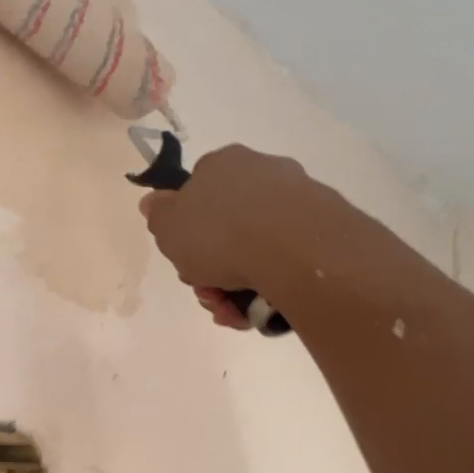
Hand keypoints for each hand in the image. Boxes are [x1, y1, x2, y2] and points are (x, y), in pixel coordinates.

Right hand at [137, 144, 341, 328]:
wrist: (294, 248)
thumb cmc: (218, 234)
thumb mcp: (167, 226)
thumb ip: (157, 213)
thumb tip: (155, 200)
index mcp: (222, 164)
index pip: (196, 189)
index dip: (185, 226)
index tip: (182, 253)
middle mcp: (260, 171)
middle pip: (222, 226)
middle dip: (208, 265)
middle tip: (203, 289)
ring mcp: (293, 196)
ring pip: (249, 247)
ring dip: (231, 284)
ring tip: (228, 308)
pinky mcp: (319, 224)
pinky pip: (279, 257)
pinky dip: (262, 284)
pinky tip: (253, 307)